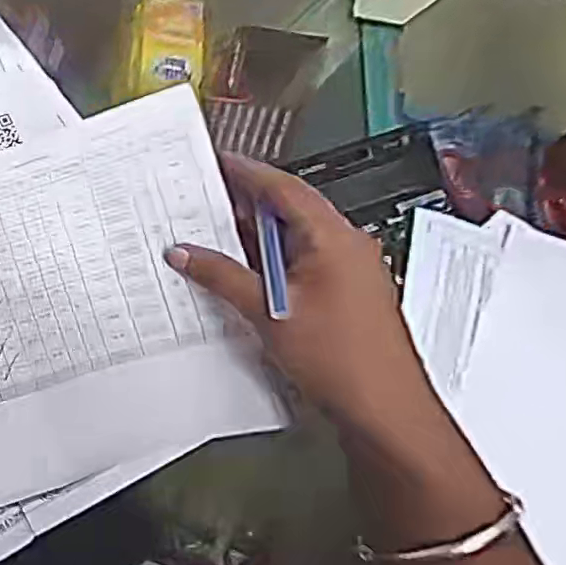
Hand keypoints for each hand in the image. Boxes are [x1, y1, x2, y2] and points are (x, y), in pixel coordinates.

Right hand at [162, 153, 443, 448]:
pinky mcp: (337, 292)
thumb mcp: (267, 310)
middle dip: (243, 205)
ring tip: (207, 237)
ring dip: (250, 238)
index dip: (248, 173)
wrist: (379, 402)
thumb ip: (222, 276)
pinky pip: (294, 263)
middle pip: (287, 212)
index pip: (285, 191)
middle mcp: (343, 247)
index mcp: (334, 239)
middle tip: (201, 199)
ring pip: (289, 240)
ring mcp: (343, 270)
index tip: (218, 162)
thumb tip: (186, 254)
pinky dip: (263, 262)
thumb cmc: (340, 356)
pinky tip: (235, 273)